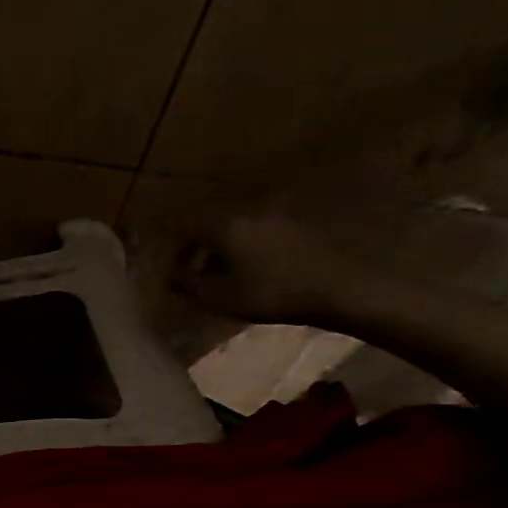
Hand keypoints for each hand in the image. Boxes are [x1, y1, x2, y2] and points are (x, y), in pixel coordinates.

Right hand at [172, 215, 374, 325]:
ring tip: (224, 280)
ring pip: (236, 230)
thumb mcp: (220, 297)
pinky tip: (253, 273)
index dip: (173, 248)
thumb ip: (188, 284)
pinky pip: (258, 234)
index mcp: (225, 225)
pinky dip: (246, 250)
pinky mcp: (296, 225)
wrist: (337, 288)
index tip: (172, 272)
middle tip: (196, 280)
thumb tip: (170, 274)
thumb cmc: (271, 294)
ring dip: (223, 252)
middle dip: (198, 251)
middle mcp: (248, 211)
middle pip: (211, 226)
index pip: (185, 225)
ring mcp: (276, 215)